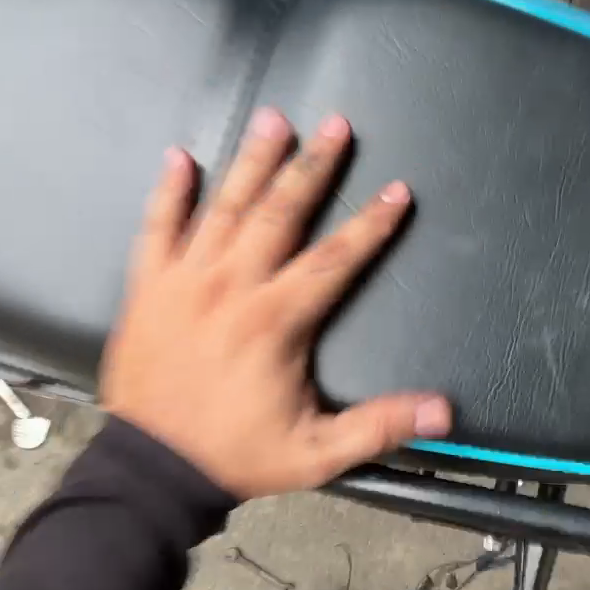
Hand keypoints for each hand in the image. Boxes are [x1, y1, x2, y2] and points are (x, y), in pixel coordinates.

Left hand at [101, 108, 451, 498]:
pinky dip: (168, 193)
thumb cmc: (237, 456)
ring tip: (275, 121)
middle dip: (313, 168)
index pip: (334, 259)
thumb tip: (443, 410)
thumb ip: (380, 426)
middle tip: (336, 126)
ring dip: (251, 162)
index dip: (371, 224)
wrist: (153, 469)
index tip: (396, 192)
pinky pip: (156, 228)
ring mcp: (184, 282)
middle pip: (279, 214)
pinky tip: (180, 158)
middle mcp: (231, 287)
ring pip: (223, 209)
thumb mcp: (317, 453)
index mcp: (275, 321)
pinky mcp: (147, 288)